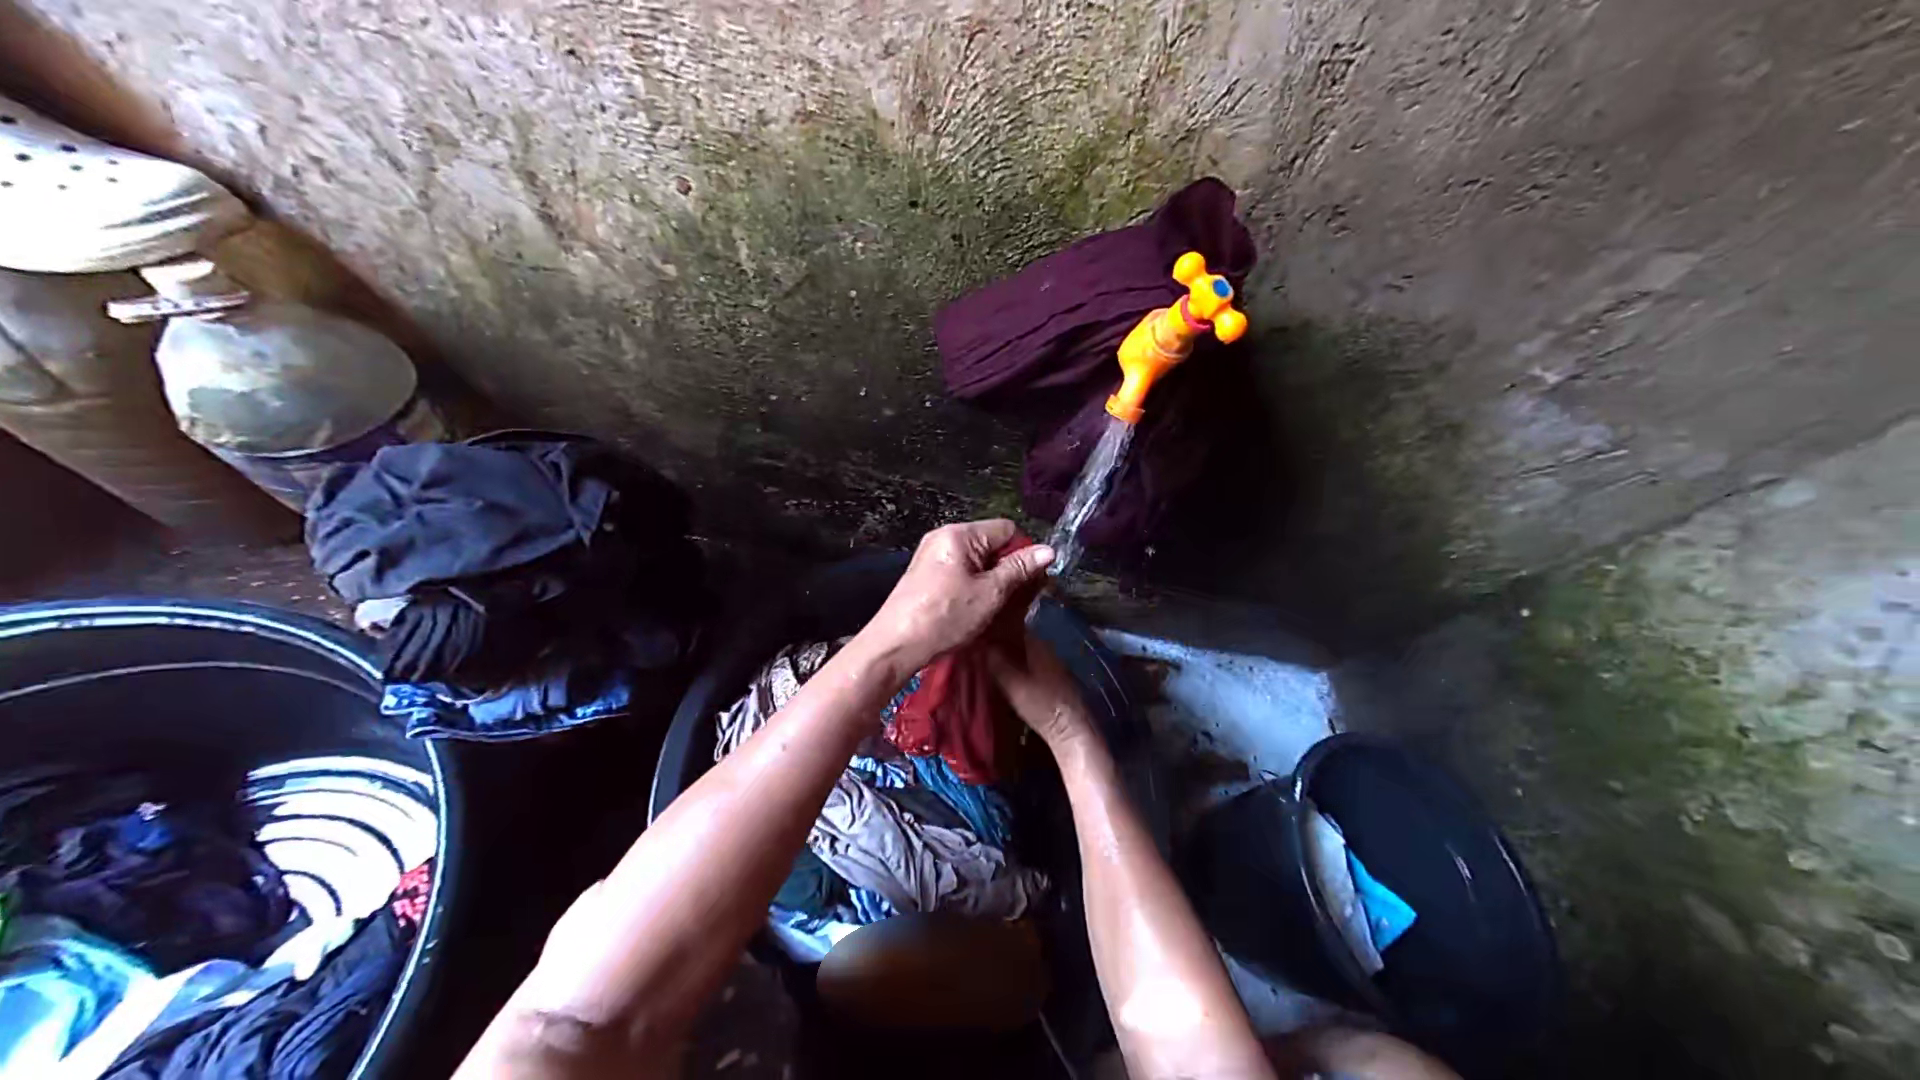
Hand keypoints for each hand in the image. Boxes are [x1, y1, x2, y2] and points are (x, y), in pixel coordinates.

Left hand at [863, 519, 1054, 670]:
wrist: (895, 645)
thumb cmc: (943, 618)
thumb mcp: (990, 594)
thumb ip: (1019, 570)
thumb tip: (1048, 551)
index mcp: (959, 534)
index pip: (1007, 530)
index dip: (1023, 554)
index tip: (1030, 581)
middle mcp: (944, 537)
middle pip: (991, 543)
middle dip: (1008, 568)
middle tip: (1016, 599)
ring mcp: (932, 555)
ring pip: (977, 560)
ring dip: (991, 580)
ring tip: (995, 608)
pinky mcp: (926, 574)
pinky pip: (961, 571)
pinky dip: (973, 586)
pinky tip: (975, 609)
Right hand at [986, 630, 1099, 751]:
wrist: (1072, 730)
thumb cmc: (1042, 705)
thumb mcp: (1013, 685)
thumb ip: (996, 664)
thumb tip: (981, 644)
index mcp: (1039, 645)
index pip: (1015, 628)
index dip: (997, 630)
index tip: (980, 634)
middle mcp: (1048, 650)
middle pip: (1020, 641)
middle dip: (1002, 644)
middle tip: (981, 649)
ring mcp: (1054, 665)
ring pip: (1026, 654)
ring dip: (1011, 657)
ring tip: (990, 662)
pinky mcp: (1056, 681)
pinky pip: (1032, 667)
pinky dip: (1020, 668)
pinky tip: (1009, 677)